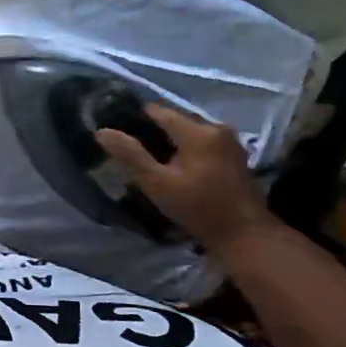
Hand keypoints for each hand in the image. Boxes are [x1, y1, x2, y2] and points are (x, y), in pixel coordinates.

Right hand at [94, 104, 278, 252]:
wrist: (243, 234)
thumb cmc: (197, 207)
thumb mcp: (157, 183)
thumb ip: (130, 155)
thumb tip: (102, 131)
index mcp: (199, 132)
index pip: (159, 112)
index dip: (134, 117)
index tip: (114, 128)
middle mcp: (217, 129)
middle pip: (175, 120)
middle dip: (151, 130)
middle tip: (127, 148)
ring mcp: (229, 142)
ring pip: (188, 132)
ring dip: (167, 141)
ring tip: (146, 158)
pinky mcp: (234, 155)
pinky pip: (201, 142)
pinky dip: (183, 148)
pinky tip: (172, 166)